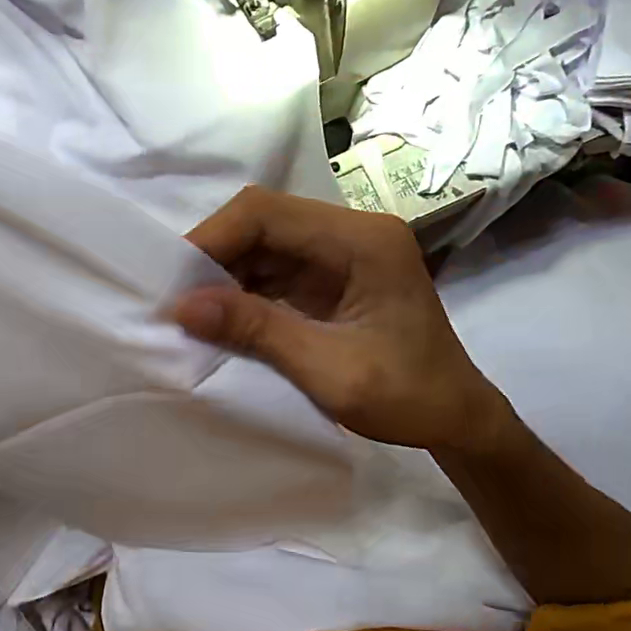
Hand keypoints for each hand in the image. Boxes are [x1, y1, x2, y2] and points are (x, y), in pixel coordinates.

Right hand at [176, 185, 510, 451]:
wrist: (456, 416)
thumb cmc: (408, 397)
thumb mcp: (331, 370)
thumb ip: (259, 332)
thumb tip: (183, 307)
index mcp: (364, 240)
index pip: (268, 213)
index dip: (213, 238)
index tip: (175, 284)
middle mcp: (353, 231)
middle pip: (265, 221)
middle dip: (215, 256)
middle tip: (176, 300)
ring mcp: (344, 252)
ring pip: (266, 243)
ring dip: (227, 274)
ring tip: (191, 312)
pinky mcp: (335, 275)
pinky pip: (278, 269)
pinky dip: (246, 290)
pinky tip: (222, 318)